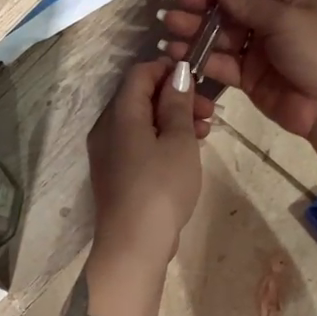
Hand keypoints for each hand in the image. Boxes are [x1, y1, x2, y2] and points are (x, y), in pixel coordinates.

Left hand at [86, 59, 208, 258]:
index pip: (139, 73)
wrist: (134, 245)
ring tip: (205, 133)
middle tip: (210, 111)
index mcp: (120, 114)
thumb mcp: (179, 141)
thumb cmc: (161, 187)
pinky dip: (162, 139)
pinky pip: (138, 143)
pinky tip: (187, 153)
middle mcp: (107, 128)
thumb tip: (177, 73)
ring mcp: (108, 153)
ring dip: (173, 120)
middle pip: (140, 97)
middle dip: (176, 97)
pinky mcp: (115, 174)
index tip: (198, 81)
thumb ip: (178, 104)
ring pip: (142, 122)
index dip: (168, 70)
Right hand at [157, 0, 316, 138]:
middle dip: (204, 1)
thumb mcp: (286, 20)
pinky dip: (199, 57)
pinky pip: (219, 63)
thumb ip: (249, 3)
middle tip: (178, 1)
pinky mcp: (248, 78)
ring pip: (221, 34)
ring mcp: (259, 51)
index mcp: (290, 0)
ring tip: (170, 25)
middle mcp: (272, 22)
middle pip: (233, 5)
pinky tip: (176, 52)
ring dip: (195, 28)